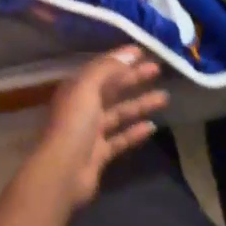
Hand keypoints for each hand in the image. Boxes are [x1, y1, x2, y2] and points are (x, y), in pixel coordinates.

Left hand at [25, 47, 168, 207]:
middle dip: (134, 78)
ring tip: (164, 97)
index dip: (121, 59)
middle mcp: (83, 107)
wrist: (61, 173)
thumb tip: (129, 53)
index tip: (143, 52)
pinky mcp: (99, 154)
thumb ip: (108, 68)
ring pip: (120, 113)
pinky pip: (120, 139)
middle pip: (113, 89)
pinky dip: (135, 132)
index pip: (102, 68)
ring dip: (140, 104)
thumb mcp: (87, 87)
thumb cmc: (74, 124)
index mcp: (77, 89)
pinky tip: (152, 127)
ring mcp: (91, 132)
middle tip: (157, 69)